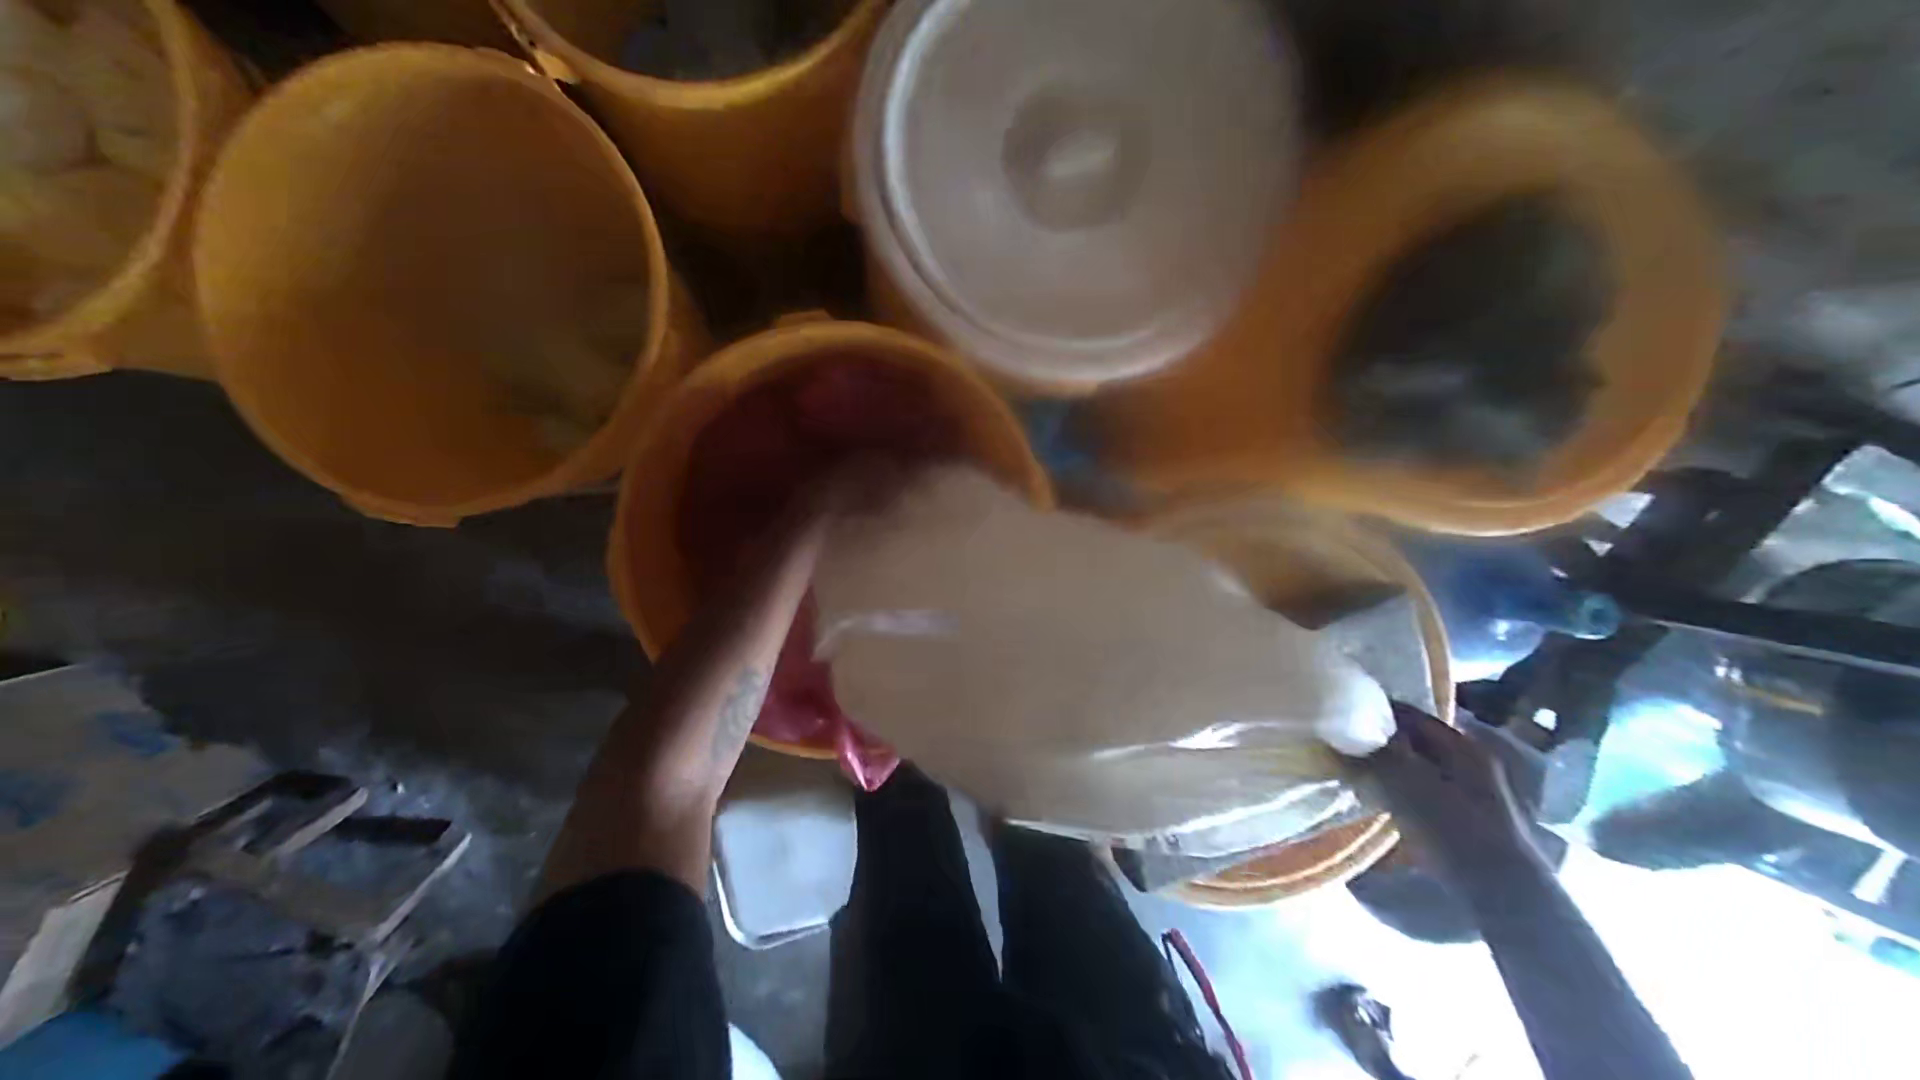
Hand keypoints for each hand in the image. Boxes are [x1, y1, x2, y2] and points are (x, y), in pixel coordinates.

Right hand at [1363, 703, 1543, 882]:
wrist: (1502, 892)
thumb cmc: (1454, 828)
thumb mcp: (1407, 785)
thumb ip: (1377, 756)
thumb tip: (1348, 737)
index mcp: (1462, 745)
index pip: (1410, 714)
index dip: (1374, 712)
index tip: (1343, 718)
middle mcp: (1472, 761)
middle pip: (1415, 740)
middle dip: (1381, 741)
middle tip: (1345, 746)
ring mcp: (1473, 790)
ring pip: (1419, 766)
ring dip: (1390, 766)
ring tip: (1357, 772)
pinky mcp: (1468, 817)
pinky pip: (1424, 789)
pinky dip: (1401, 788)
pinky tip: (1381, 799)